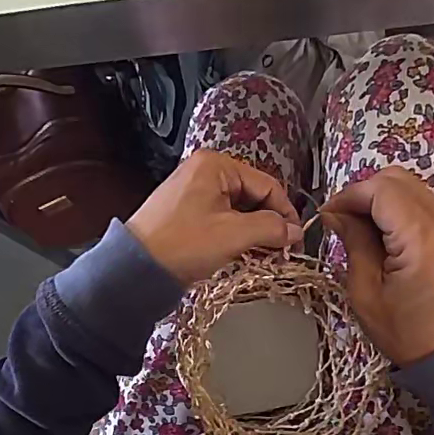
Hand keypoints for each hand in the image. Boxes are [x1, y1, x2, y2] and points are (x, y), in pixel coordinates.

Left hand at [127, 150, 302, 282]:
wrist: (136, 269)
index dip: (286, 213)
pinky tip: (245, 255)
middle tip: (283, 252)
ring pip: (239, 210)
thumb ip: (271, 228)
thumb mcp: (234, 234)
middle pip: (253, 197)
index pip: (267, 185)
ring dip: (255, 233)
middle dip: (270, 225)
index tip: (296, 239)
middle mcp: (205, 172)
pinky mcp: (187, 214)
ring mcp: (194, 193)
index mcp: (216, 165)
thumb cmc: (183, 244)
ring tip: (266, 257)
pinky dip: (237, 236)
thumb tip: (294, 232)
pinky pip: (223, 220)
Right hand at [321, 167, 433, 366]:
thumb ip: (354, 241)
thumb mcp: (365, 290)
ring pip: (410, 186)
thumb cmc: (403, 330)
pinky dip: (397, 207)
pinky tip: (383, 230)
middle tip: (343, 219)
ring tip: (360, 226)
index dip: (350, 195)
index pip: (382, 190)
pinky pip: (422, 201)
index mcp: (423, 241)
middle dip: (364, 193)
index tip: (330, 214)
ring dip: (380, 198)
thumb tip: (335, 212)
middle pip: (398, 180)